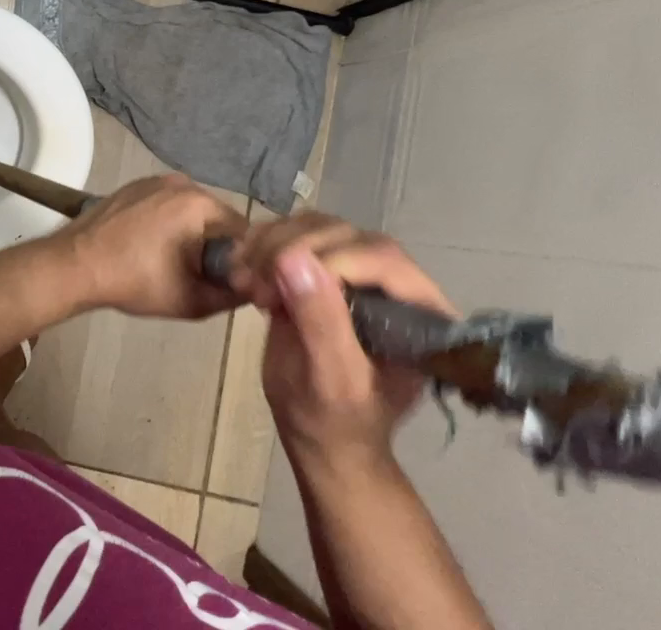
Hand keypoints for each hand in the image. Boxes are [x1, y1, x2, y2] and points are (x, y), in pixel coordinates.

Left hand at [59, 173, 246, 319]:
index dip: (241, 260)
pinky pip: (166, 205)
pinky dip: (167, 224)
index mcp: (200, 203)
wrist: (73, 265)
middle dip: (214, 246)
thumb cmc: (133, 281)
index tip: (227, 282)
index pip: (243, 232)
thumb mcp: (191, 300)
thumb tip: (253, 288)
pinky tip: (150, 248)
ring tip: (171, 264)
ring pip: (191, 212)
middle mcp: (181, 182)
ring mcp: (154, 180)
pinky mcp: (133, 186)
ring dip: (190, 235)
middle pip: (216, 219)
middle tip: (198, 276)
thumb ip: (232, 295)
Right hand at [241, 213, 454, 473]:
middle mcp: (393, 282)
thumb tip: (292, 260)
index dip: (329, 261)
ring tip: (244, 283)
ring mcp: (355, 270)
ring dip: (269, 246)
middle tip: (254, 290)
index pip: (382, 259)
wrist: (319, 434)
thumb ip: (320, 322)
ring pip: (315, 226)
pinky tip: (242, 274)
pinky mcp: (321, 266)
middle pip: (344, 234)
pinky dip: (259, 245)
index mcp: (418, 312)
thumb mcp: (329, 380)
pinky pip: (290, 233)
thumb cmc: (334, 419)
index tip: (280, 290)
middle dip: (291, 252)